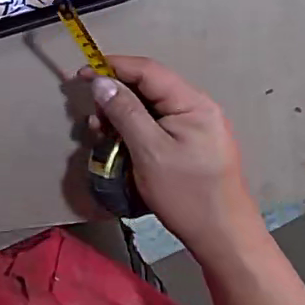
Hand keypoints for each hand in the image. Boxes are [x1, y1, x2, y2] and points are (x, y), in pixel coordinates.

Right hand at [82, 56, 259, 264]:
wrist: (223, 238)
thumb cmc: (187, 195)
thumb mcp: (149, 151)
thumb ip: (124, 112)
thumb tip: (101, 81)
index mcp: (193, 103)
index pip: (147, 70)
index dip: (112, 66)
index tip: (82, 74)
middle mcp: (196, 107)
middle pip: (147, 87)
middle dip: (115, 94)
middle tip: (92, 113)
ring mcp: (195, 126)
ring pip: (149, 106)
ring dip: (121, 114)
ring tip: (101, 132)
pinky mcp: (189, 143)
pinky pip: (155, 124)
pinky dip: (133, 129)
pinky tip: (118, 143)